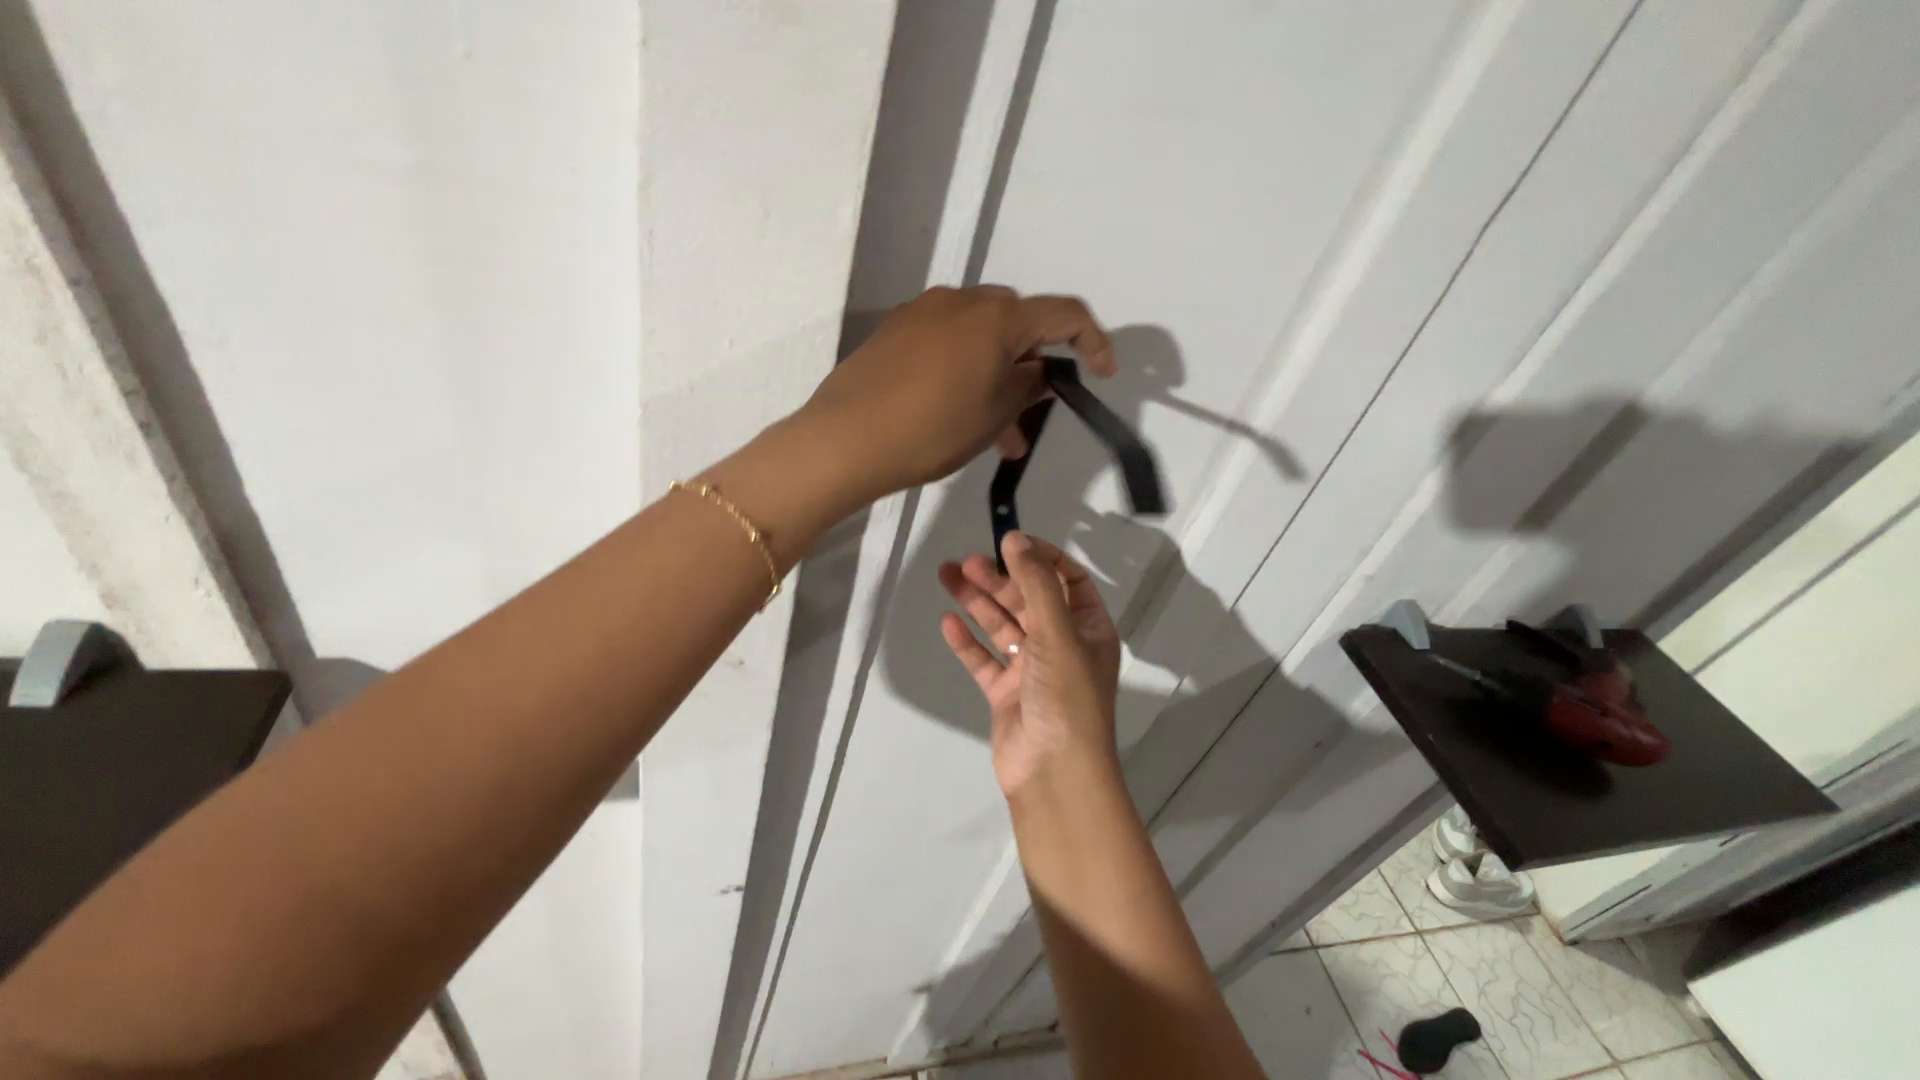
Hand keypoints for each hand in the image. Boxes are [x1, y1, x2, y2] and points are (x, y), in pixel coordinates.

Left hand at [801, 286, 1114, 501]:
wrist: (844, 440)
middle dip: (1034, 362)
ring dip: (997, 373)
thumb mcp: (994, 416)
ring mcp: (922, 312)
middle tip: (1032, 412)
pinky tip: (955, 410)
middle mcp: (961, 300)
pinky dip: (965, 368)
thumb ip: (1029, 386)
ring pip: (980, 335)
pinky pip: (947, 340)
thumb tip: (1040, 371)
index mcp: (996, 316)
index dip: (1093, 342)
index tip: (1102, 374)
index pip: (1064, 314)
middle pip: (1017, 321)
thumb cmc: (932, 429)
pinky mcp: (895, 331)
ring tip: (994, 433)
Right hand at [939, 532, 1122, 797]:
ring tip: (945, 576)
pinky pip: (985, 660)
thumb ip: (1036, 583)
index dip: (1042, 557)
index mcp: (1088, 629)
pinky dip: (967, 642)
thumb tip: (1015, 537)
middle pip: (1028, 600)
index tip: (1011, 540)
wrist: (1055, 772)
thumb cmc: (1067, 697)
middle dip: (999, 578)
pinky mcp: (1007, 695)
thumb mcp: (1058, 633)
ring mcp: (1033, 671)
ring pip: (1002, 627)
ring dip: (976, 602)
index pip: (1070, 580)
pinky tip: (947, 622)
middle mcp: (1062, 645)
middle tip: (965, 562)